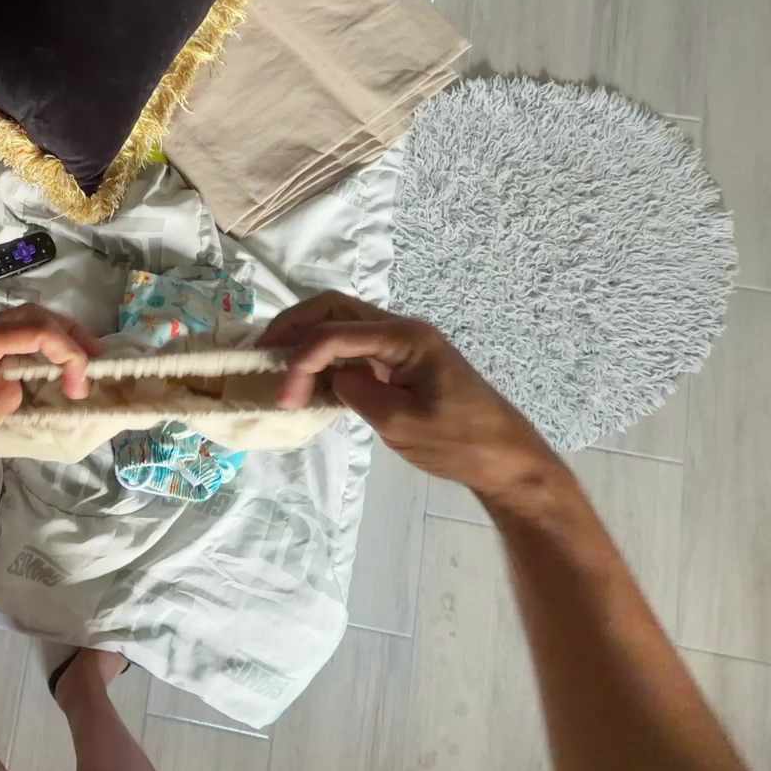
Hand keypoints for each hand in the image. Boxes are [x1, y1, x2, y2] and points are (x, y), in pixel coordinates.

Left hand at [0, 305, 101, 478]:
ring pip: (19, 322)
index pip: (34, 330)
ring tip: (79, 361)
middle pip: (31, 315)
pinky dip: (33, 345)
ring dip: (53, 336)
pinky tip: (42, 367)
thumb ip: (1, 398)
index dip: (66, 351)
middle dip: (69, 333)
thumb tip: (19, 383)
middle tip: (97, 360)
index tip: (81, 385)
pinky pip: (6, 336)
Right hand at [257, 291, 556, 497]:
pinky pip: (349, 344)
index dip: (301, 360)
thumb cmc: (461, 443)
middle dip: (292, 327)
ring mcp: (399, 344)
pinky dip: (321, 354)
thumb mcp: (401, 423)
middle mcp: (400, 330)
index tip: (285, 397)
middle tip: (262, 353)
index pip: (334, 334)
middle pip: (332, 307)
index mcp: (406, 338)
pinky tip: (305, 375)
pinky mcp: (396, 362)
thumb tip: (331, 377)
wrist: (507, 462)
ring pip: (338, 320)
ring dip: (304, 336)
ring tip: (276, 361)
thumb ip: (356, 392)